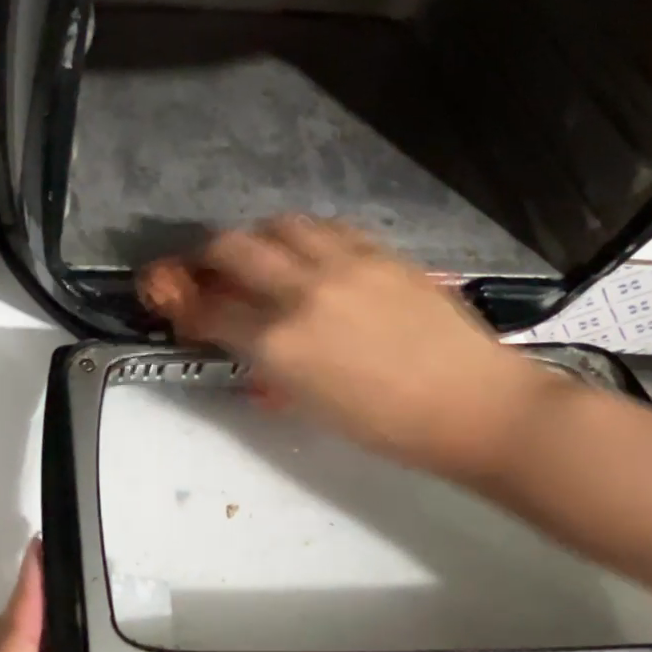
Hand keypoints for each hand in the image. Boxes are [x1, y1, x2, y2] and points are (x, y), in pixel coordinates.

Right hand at [139, 216, 561, 480]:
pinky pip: (327, 228)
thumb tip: (248, 343)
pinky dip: (305, 236)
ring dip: (257, 237)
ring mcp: (342, 265)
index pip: (209, 309)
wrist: (474, 405)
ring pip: (278, 225)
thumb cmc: (388, 426)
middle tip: (206, 268)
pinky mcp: (380, 252)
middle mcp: (301, 293)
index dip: (184, 304)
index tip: (177, 302)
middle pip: (229, 248)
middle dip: (206, 256)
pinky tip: (311, 253)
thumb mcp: (311, 406)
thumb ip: (269, 366)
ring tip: (261, 255)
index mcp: (279, 344)